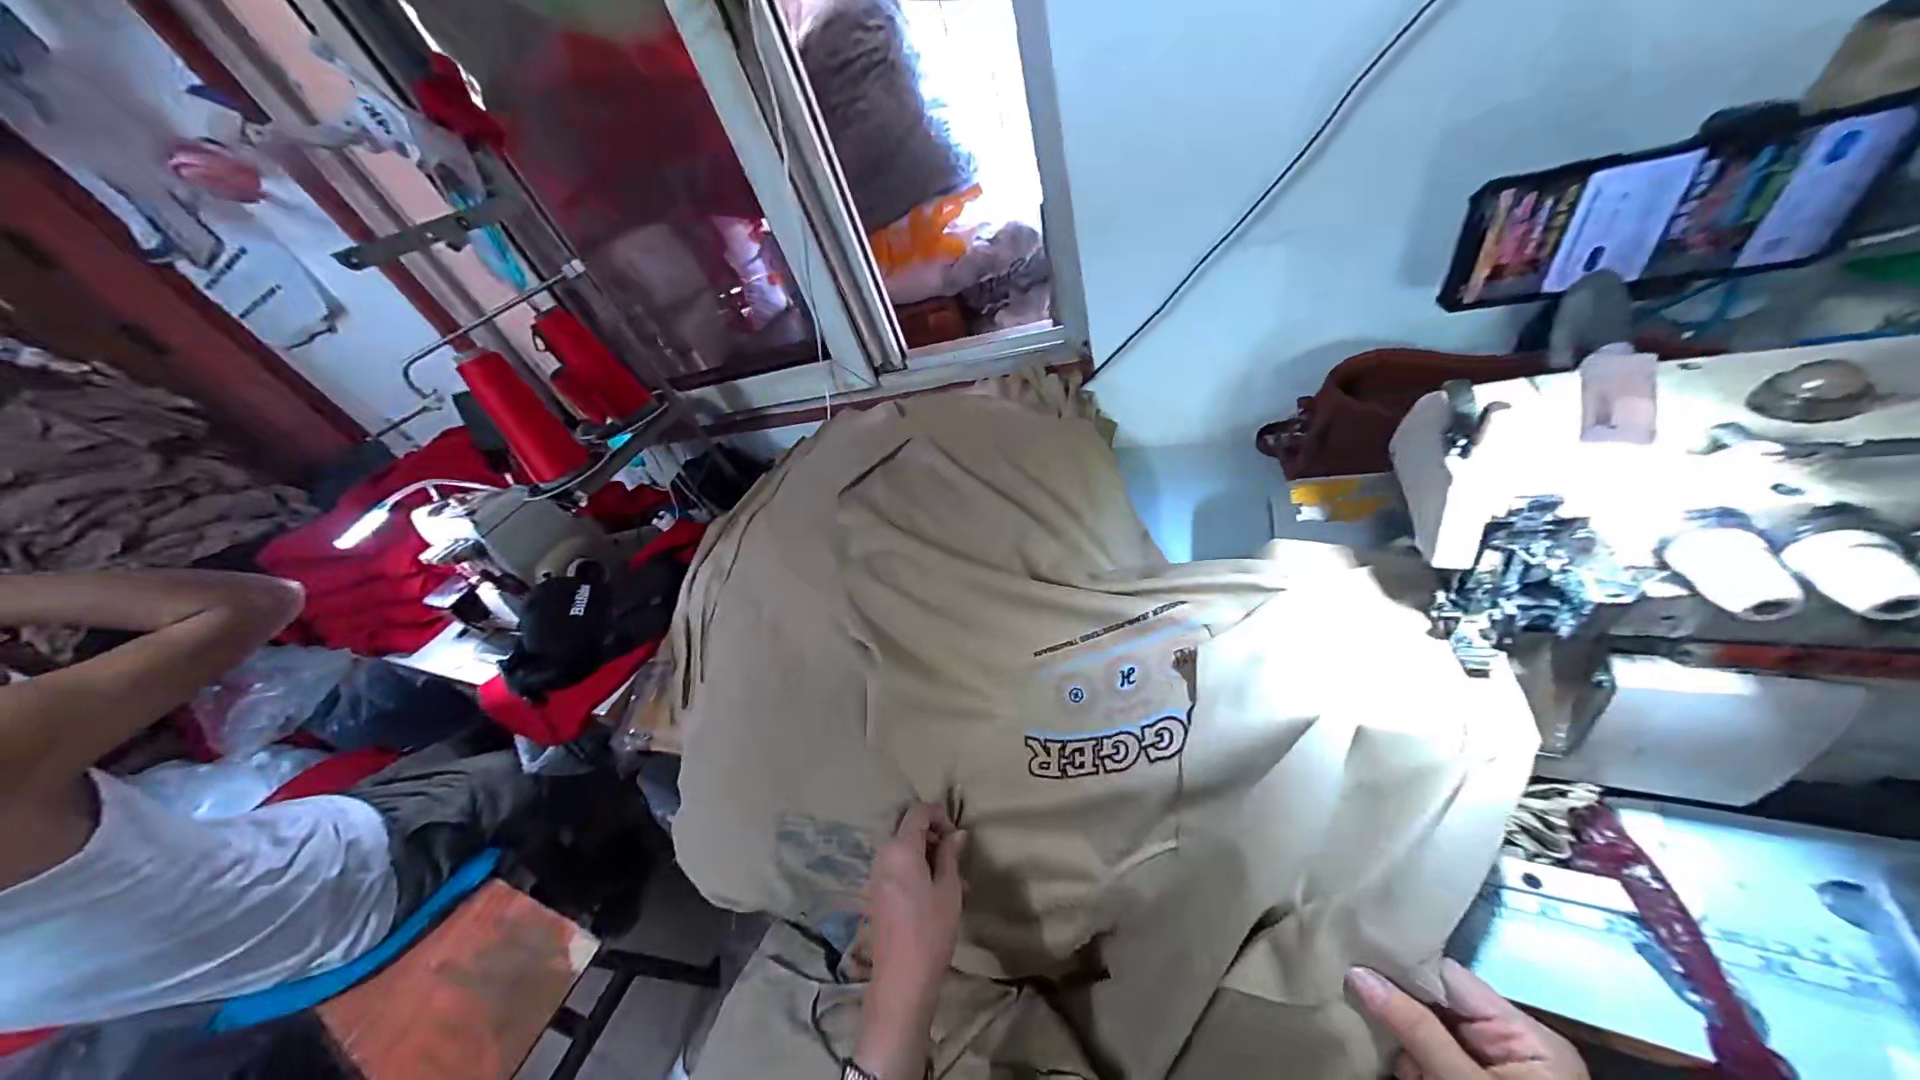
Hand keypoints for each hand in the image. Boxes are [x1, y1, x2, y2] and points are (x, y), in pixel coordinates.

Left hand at [867, 803, 966, 997]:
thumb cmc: (930, 931)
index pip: (918, 811)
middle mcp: (883, 854)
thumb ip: (950, 855)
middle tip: (954, 853)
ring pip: (903, 847)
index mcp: (899, 848)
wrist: (901, 980)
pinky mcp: (877, 891)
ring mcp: (877, 873)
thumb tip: (957, 834)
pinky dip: (917, 867)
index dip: (940, 815)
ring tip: (955, 878)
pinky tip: (938, 891)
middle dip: (932, 832)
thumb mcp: (949, 889)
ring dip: (927, 853)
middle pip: (907, 826)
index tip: (957, 836)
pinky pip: (898, 865)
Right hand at [1347, 960, 1589, 1079]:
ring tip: (1362, 1025)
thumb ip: (1414, 1026)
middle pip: (1439, 1002)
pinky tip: (1384, 1054)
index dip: (1403, 965)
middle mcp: (1513, 1045)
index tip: (1353, 954)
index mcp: (1528, 1036)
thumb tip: (1357, 972)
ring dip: (1397, 1033)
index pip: (1451, 977)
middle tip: (1351, 991)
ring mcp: (1492, 1070)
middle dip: (1397, 1002)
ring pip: (1428, 1029)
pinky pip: (1430, 1055)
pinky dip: (1408, 1058)